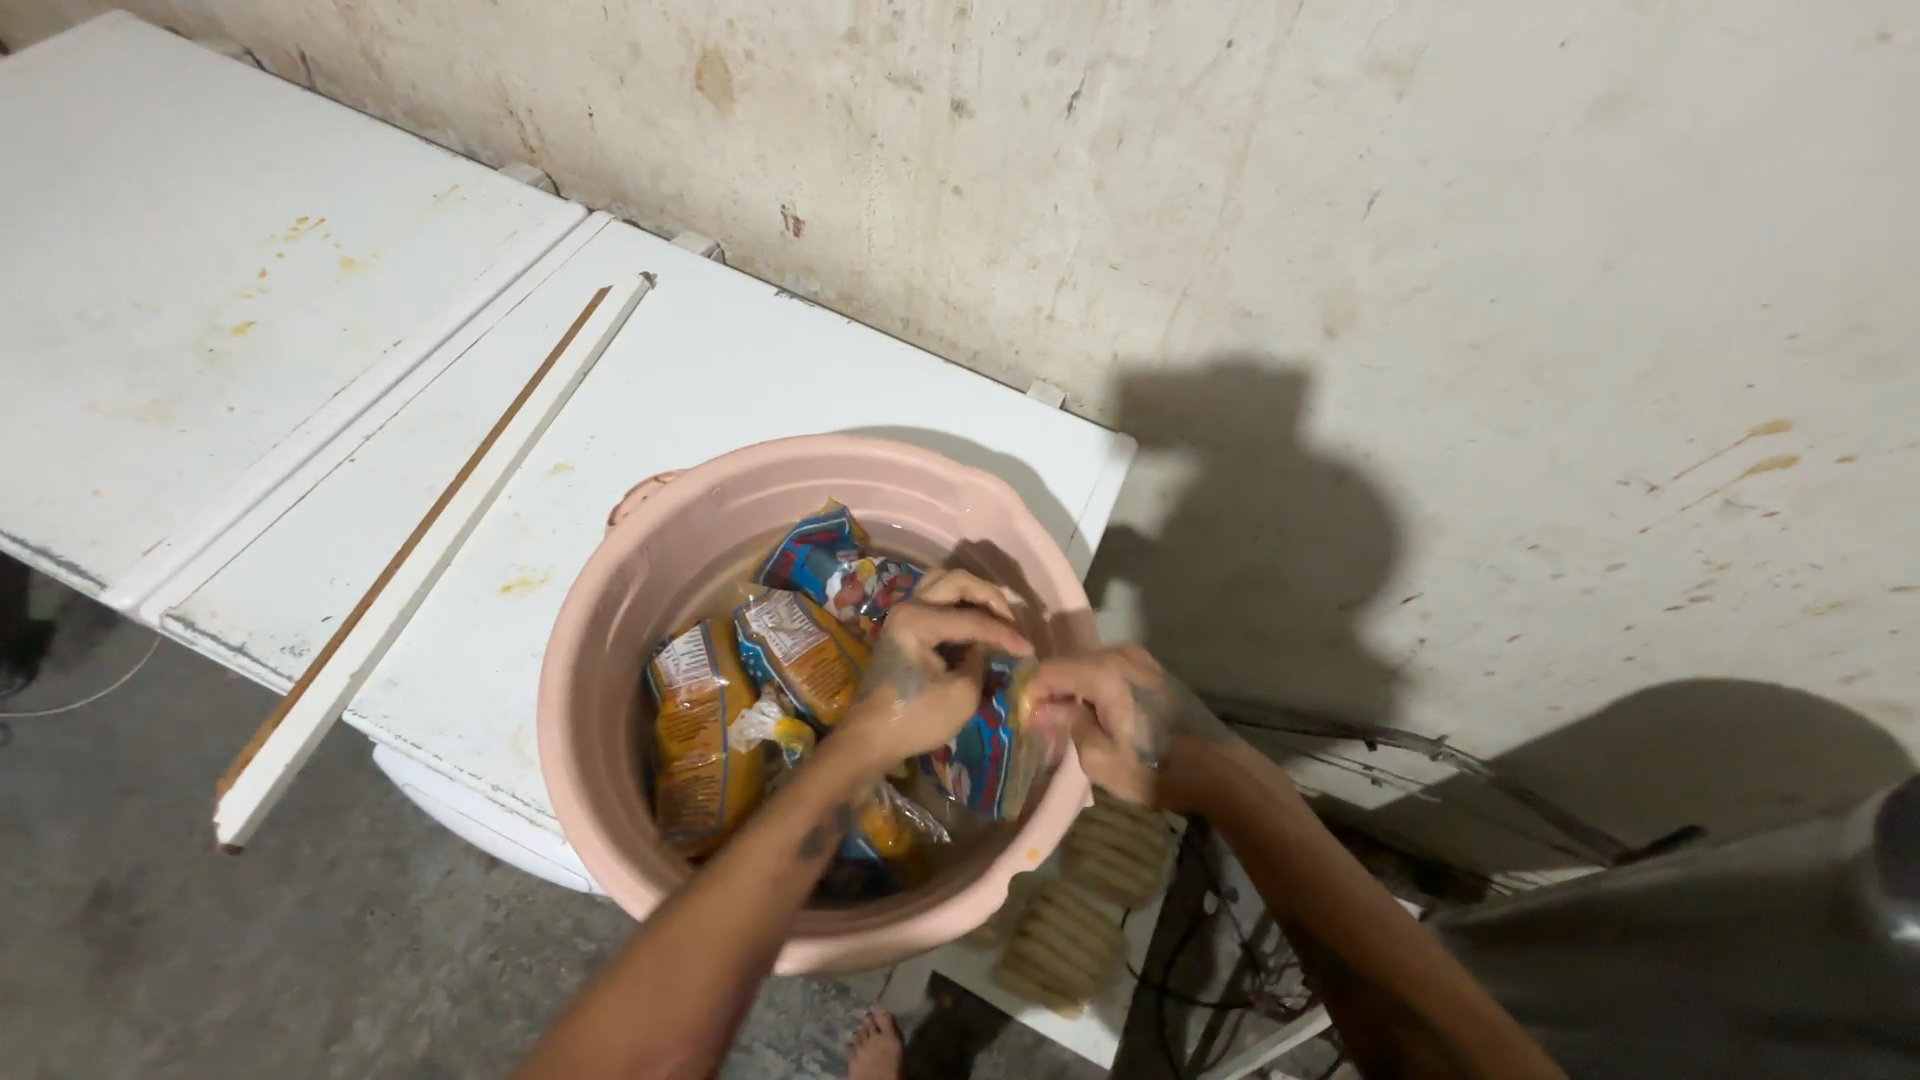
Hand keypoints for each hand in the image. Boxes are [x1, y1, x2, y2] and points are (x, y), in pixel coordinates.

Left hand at [838, 569, 1030, 767]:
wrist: (870, 738)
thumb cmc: (915, 719)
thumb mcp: (962, 695)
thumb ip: (980, 660)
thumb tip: (987, 646)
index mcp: (918, 622)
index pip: (973, 620)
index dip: (1005, 635)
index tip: (1029, 650)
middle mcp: (908, 607)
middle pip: (957, 581)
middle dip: (990, 597)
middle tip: (1011, 621)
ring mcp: (903, 614)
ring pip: (944, 583)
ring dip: (973, 594)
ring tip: (997, 616)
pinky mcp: (904, 625)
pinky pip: (936, 599)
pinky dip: (960, 604)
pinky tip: (978, 623)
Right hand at [1027, 644, 1233, 810]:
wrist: (1220, 771)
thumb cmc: (1156, 769)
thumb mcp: (1100, 758)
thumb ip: (1066, 725)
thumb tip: (1040, 710)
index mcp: (1103, 671)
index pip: (1048, 670)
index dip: (1029, 693)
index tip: (1021, 720)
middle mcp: (1119, 653)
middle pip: (1068, 664)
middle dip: (1051, 691)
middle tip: (1042, 726)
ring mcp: (1139, 658)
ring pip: (1088, 667)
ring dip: (1074, 691)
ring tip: (1067, 725)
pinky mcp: (1152, 669)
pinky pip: (1108, 671)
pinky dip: (1094, 689)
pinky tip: (1095, 717)